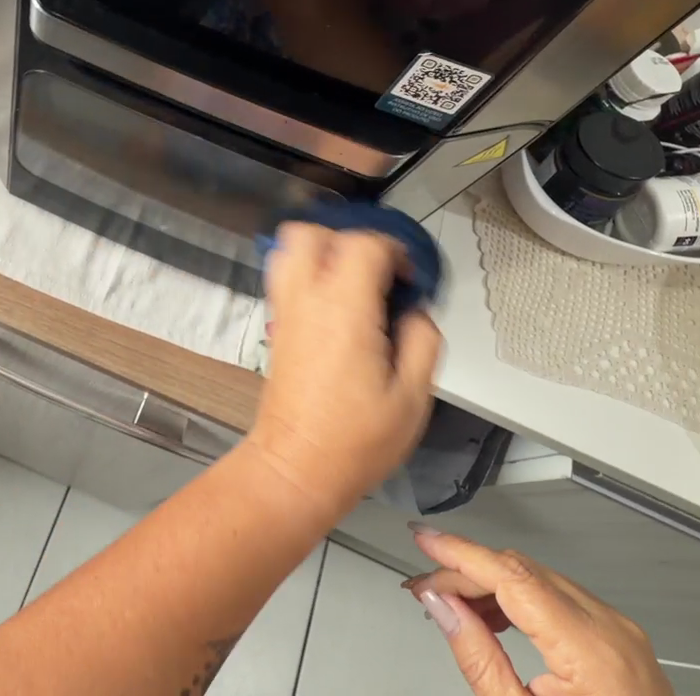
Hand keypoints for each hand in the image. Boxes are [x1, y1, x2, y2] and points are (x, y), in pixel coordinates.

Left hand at [244, 223, 441, 518]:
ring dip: (322, 250)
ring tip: (353, 278)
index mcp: (344, 310)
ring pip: (289, 247)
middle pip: (313, 232)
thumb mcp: (412, 396)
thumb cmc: (352, 441)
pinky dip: (307, 272)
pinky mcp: (276, 326)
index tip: (410, 274)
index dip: (394, 249)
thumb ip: (423, 340)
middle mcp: (307, 301)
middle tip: (378, 268)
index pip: (364, 244)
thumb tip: (417, 313)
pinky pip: (284, 276)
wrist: (296, 466)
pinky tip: (334, 302)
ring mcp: (285, 311)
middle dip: (349, 238)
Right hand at [402, 529, 672, 695]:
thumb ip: (478, 658)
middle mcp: (611, 628)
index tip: (423, 538)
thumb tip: (440, 604)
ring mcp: (619, 630)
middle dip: (466, 571)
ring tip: (449, 604)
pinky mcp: (618, 637)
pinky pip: (556, 596)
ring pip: (536, 578)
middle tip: (424, 590)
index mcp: (592, 651)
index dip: (461, 552)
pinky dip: (516, 597)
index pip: (513, 577)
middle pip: (521, 571)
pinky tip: (489, 616)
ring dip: (488, 583)